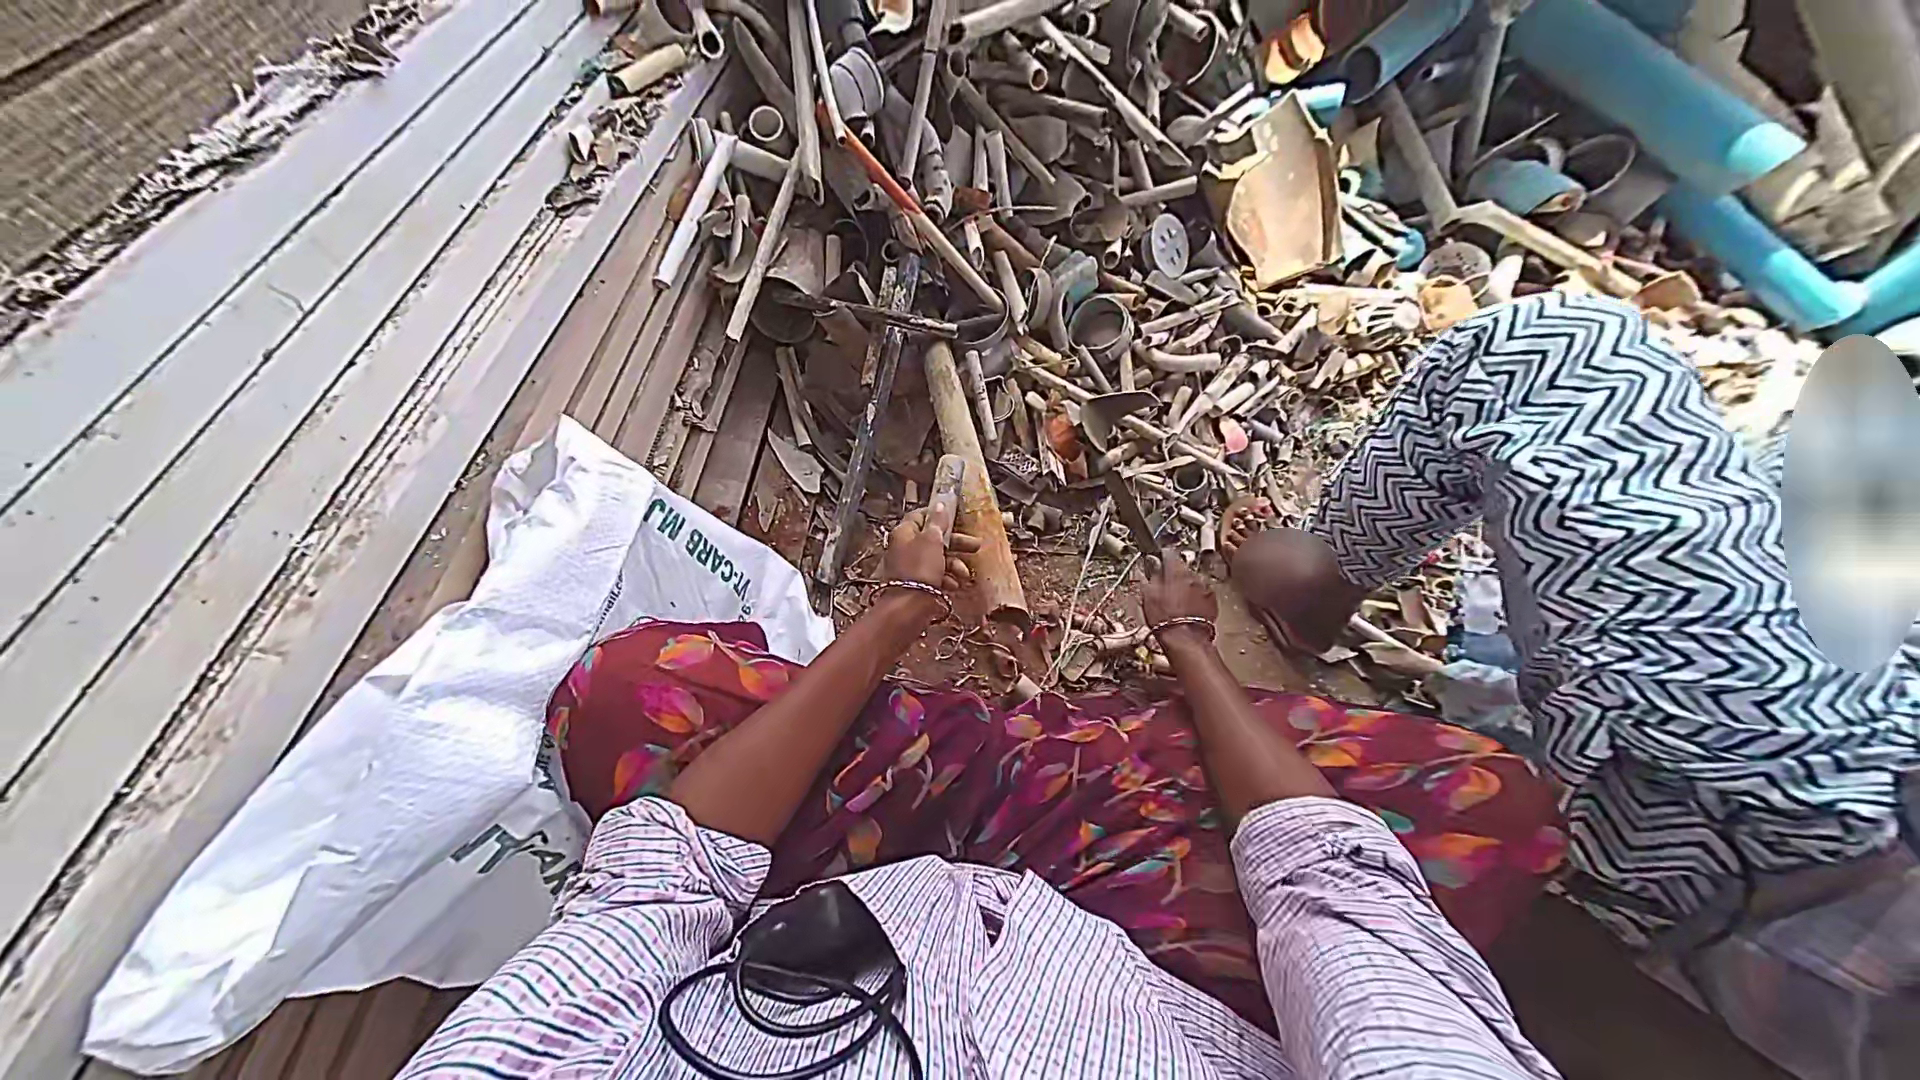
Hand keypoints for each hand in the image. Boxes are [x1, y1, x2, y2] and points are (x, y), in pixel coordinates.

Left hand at [881, 508, 979, 590]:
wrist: (909, 607)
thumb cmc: (920, 568)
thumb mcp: (932, 541)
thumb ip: (937, 522)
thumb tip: (940, 504)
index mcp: (904, 533)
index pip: (920, 516)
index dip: (938, 515)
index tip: (956, 517)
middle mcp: (906, 548)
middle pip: (934, 539)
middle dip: (956, 543)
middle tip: (976, 545)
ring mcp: (912, 567)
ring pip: (938, 559)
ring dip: (954, 565)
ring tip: (963, 574)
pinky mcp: (918, 584)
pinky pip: (935, 576)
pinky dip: (946, 579)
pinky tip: (953, 585)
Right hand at [1141, 546, 1215, 627]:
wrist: (1185, 638)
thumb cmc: (1165, 619)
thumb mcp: (1148, 595)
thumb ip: (1151, 576)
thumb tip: (1151, 565)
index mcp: (1176, 572)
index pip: (1169, 554)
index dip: (1162, 556)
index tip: (1158, 560)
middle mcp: (1193, 576)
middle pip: (1183, 568)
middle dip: (1175, 574)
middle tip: (1165, 585)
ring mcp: (1205, 588)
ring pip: (1193, 580)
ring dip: (1185, 585)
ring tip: (1176, 599)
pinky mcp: (1212, 601)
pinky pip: (1202, 593)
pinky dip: (1195, 596)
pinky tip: (1187, 607)